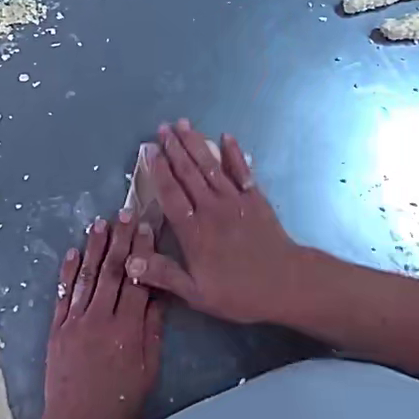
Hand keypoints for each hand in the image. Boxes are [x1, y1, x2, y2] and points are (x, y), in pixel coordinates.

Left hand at [38, 213, 163, 418]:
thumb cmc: (118, 406)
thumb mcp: (147, 373)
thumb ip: (152, 333)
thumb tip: (158, 296)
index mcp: (128, 331)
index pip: (138, 281)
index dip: (143, 252)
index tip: (147, 227)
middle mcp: (101, 320)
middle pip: (113, 272)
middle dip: (121, 239)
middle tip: (125, 212)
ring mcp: (75, 321)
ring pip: (88, 276)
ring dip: (95, 248)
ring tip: (100, 222)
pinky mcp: (57, 328)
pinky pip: (64, 293)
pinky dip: (68, 271)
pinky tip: (73, 251)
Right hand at [125, 119, 308, 325]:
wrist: (289, 286)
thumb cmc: (241, 293)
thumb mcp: (198, 294)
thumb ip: (165, 275)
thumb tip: (130, 261)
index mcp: (194, 231)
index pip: (171, 194)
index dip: (159, 171)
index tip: (149, 151)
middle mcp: (211, 208)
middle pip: (188, 173)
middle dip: (174, 148)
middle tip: (162, 128)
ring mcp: (234, 200)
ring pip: (210, 166)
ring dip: (196, 143)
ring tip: (183, 124)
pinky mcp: (255, 199)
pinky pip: (242, 171)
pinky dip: (234, 153)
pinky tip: (227, 136)